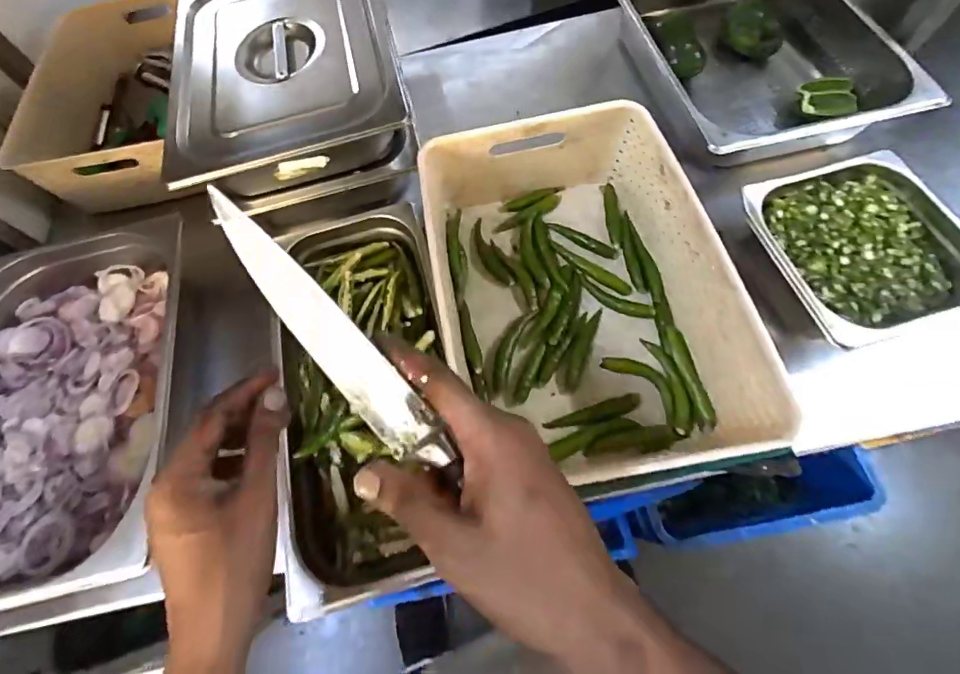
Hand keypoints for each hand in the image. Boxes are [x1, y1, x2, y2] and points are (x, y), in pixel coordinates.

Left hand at [148, 369, 285, 673]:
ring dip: (238, 437)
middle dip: (241, 412)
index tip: (273, 374)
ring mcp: (169, 507)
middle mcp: (164, 486)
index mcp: (176, 477)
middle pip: (205, 435)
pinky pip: (205, 478)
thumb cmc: (235, 563)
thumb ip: (263, 441)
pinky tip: (256, 461)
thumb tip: (273, 396)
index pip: (211, 418)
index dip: (244, 392)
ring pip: (206, 456)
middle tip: (277, 395)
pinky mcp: (180, 523)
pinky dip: (231, 463)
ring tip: (272, 422)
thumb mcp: (256, 496)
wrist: (213, 635)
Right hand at [356, 344, 725, 672]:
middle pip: (451, 411)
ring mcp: (527, 451)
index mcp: (492, 436)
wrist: (595, 616)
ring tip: (411, 494)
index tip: (377, 343)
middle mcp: (511, 431)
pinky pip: (486, 455)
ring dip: (436, 457)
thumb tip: (364, 473)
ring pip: (467, 437)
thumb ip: (407, 502)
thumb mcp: (453, 546)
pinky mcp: (534, 473)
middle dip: (413, 426)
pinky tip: (449, 510)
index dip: (406, 361)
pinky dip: (459, 470)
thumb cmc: (521, 578)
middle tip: (377, 446)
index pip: (441, 383)